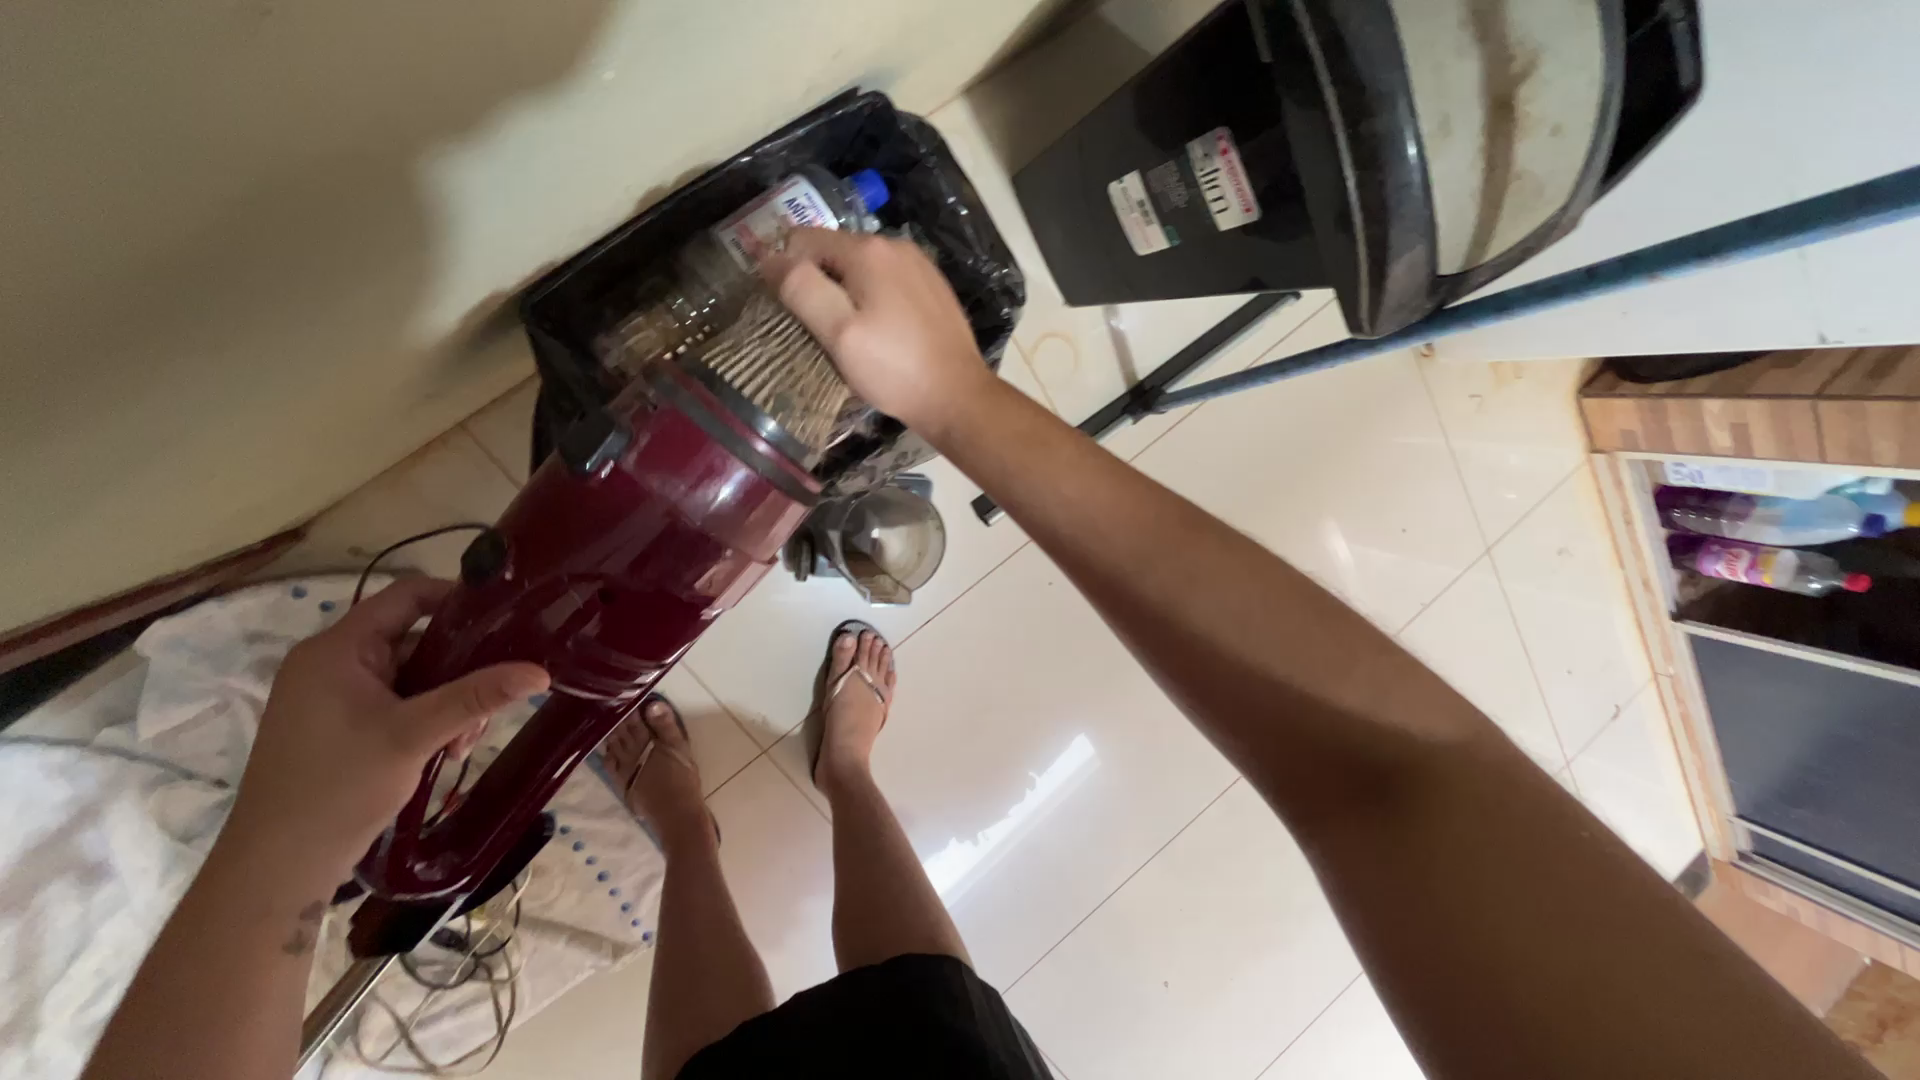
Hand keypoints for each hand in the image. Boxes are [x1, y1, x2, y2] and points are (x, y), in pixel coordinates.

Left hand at [225, 577, 549, 880]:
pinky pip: (402, 702)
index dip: (459, 596)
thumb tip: (541, 671)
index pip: (408, 596)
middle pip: (418, 639)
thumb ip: (477, 697)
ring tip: (465, 740)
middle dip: (464, 667)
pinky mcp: (343, 725)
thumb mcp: (415, 735)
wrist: (278, 866)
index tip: (509, 615)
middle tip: (494, 699)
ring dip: (451, 701)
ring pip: (416, 675)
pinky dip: (431, 719)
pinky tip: (446, 751)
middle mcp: (334, 662)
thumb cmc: (338, 787)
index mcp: (338, 649)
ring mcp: (337, 696)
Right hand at [762, 227, 995, 433]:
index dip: (787, 272)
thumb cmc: (894, 369)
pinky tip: (882, 336)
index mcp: (868, 250)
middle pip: (834, 253)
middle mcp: (895, 245)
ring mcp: (919, 266)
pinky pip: (888, 284)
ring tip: (851, 338)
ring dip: (847, 295)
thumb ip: (801, 290)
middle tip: (821, 333)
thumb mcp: (839, 333)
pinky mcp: (933, 288)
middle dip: (819, 285)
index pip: (803, 240)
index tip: (789, 313)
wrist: (957, 396)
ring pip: (862, 270)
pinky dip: (875, 302)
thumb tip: (771, 258)